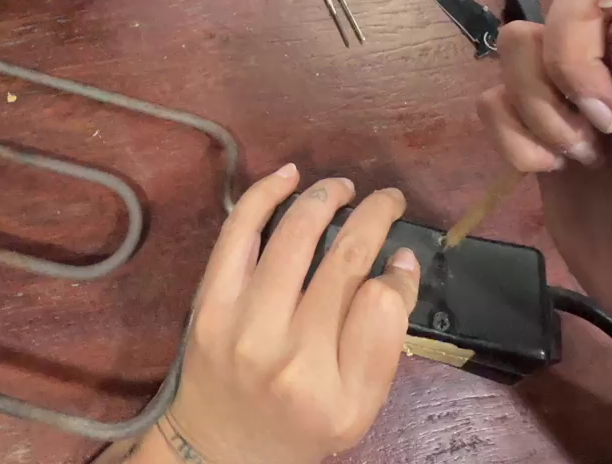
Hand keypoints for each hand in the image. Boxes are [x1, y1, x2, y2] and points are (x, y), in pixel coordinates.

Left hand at [138, 165, 420, 463]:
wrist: (219, 448)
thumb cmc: (299, 426)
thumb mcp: (357, 408)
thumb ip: (384, 341)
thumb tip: (400, 261)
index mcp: (329, 388)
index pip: (381, 307)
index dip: (399, 271)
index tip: (402, 254)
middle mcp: (285, 350)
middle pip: (342, 258)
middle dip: (374, 215)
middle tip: (389, 198)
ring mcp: (240, 320)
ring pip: (293, 234)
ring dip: (324, 197)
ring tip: (344, 187)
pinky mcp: (209, 298)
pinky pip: (239, 230)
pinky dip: (265, 194)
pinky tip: (290, 175)